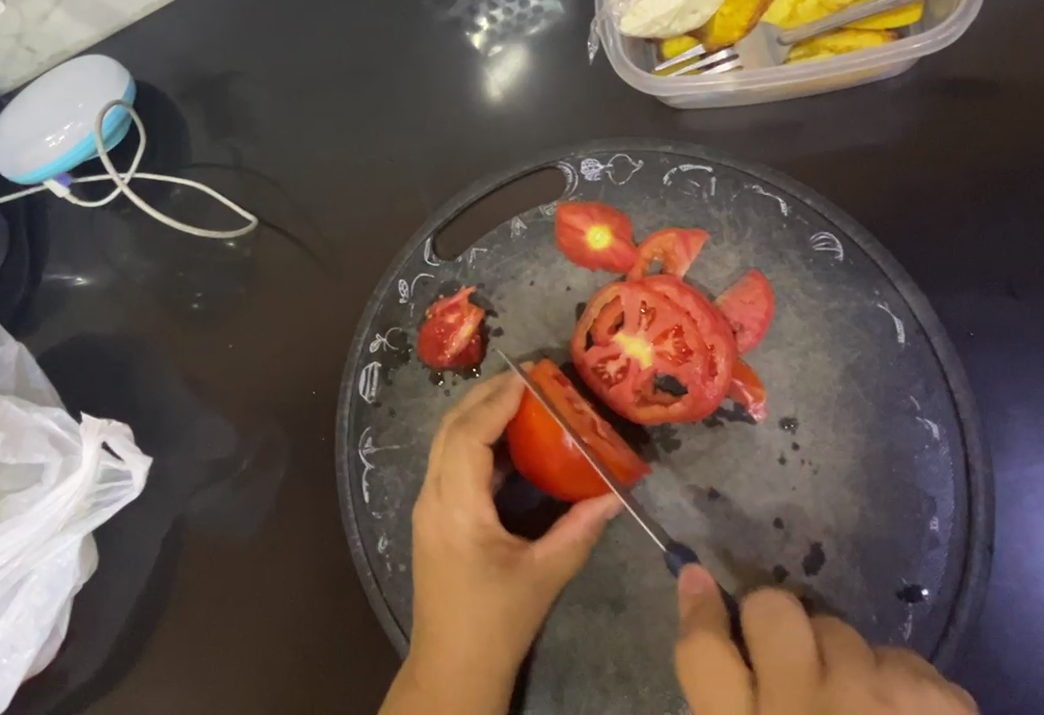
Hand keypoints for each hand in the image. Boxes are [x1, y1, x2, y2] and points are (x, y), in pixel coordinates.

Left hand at [380, 371, 623, 714]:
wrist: (451, 667)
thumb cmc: (497, 623)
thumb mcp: (545, 576)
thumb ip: (580, 529)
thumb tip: (616, 491)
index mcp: (457, 509)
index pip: (468, 436)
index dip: (496, 402)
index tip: (528, 377)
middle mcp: (432, 497)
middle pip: (450, 428)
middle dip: (485, 396)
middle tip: (527, 377)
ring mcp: (427, 505)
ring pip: (445, 442)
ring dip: (477, 414)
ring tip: (518, 396)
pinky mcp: (432, 514)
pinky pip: (449, 462)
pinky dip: (474, 440)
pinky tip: (508, 439)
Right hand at [675, 565, 976, 713]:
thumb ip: (731, 696)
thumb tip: (711, 616)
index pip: (702, 651)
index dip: (700, 611)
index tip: (699, 581)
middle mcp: (802, 708)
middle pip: (771, 610)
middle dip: (779, 622)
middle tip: (796, 667)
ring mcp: (871, 699)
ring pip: (840, 631)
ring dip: (845, 663)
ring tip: (860, 712)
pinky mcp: (938, 707)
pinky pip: (901, 659)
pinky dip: (902, 687)